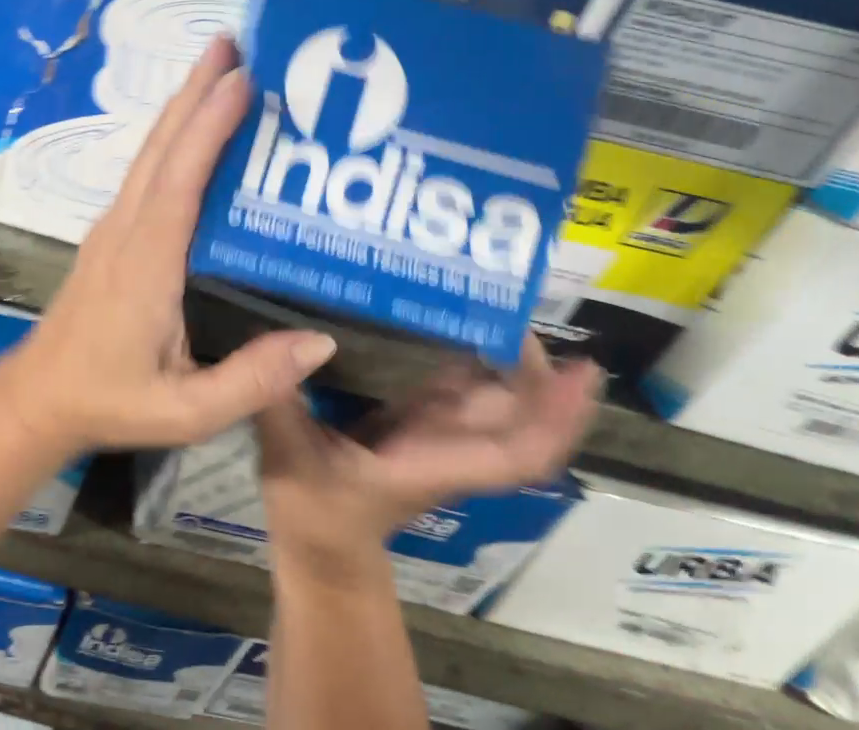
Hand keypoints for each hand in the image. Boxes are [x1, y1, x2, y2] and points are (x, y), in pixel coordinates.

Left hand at [0, 35, 336, 451]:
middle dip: (194, 92)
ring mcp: (111, 232)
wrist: (39, 396)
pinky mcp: (109, 239)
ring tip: (218, 68)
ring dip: (181, 108)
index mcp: (145, 265)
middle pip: (159, 149)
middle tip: (234, 42)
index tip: (242, 79)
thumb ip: (251, 381)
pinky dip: (172, 141)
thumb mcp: (185, 411)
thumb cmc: (109, 401)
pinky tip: (193, 132)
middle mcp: (124, 233)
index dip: (208, 127)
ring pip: (148, 156)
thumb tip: (321, 340)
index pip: (179, 182)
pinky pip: (145, 176)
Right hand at [255, 334, 599, 567]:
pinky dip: (469, 362)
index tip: (584, 372)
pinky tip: (458, 325)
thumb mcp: (287, 456)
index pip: (518, 453)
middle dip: (535, 370)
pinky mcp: (414, 427)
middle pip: (516, 416)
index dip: (558, 417)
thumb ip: (279, 400)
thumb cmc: (311, 514)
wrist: (320, 551)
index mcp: (430, 464)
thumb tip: (274, 336)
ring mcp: (434, 438)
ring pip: (492, 401)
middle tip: (517, 312)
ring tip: (495, 307)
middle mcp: (447, 449)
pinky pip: (457, 393)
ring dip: (507, 363)